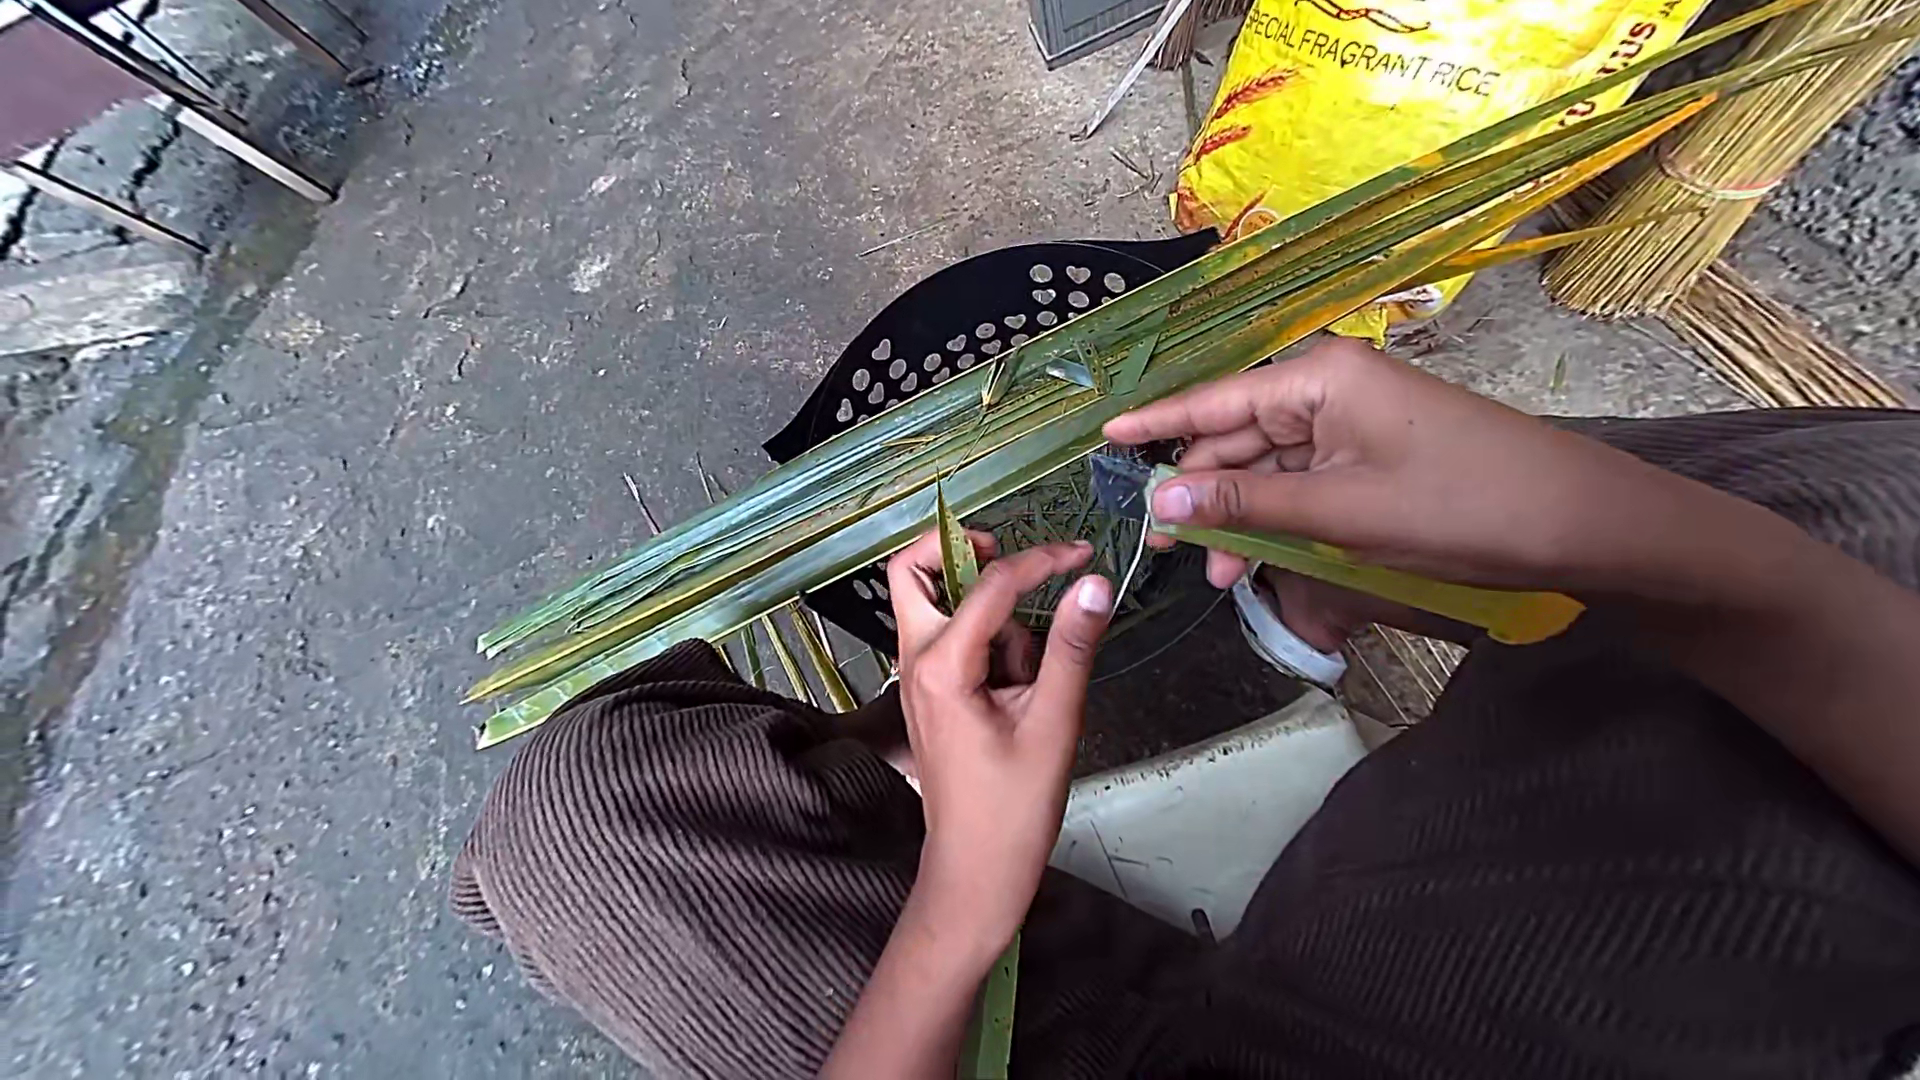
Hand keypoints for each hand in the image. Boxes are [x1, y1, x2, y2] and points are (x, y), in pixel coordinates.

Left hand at [885, 531, 1111, 956]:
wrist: (975, 872)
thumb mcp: (1054, 721)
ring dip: (982, 609)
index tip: (1080, 554)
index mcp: (941, 665)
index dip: (1039, 561)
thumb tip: (1094, 582)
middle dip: (956, 550)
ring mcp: (915, 674)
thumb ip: (1072, 646)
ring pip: (932, 601)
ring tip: (1026, 672)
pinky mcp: (929, 688)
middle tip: (1008, 559)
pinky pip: (950, 635)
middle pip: (911, 572)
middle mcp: (915, 660)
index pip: (989, 585)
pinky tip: (1015, 689)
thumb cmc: (1014, 807)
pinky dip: (984, 638)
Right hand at [1103, 337, 1782, 606]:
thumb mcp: (1337, 510)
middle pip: (1231, 441)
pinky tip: (1252, 559)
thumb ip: (1242, 502)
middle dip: (1197, 493)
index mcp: (1315, 380)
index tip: (1103, 435)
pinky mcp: (1358, 459)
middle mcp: (1321, 392)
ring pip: (1258, 471)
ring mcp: (1341, 427)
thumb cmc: (1461, 505)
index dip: (1154, 421)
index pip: (1212, 401)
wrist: (1587, 529)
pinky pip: (1291, 486)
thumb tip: (1160, 499)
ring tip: (1215, 571)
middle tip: (1164, 542)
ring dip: (1232, 518)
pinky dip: (1267, 522)